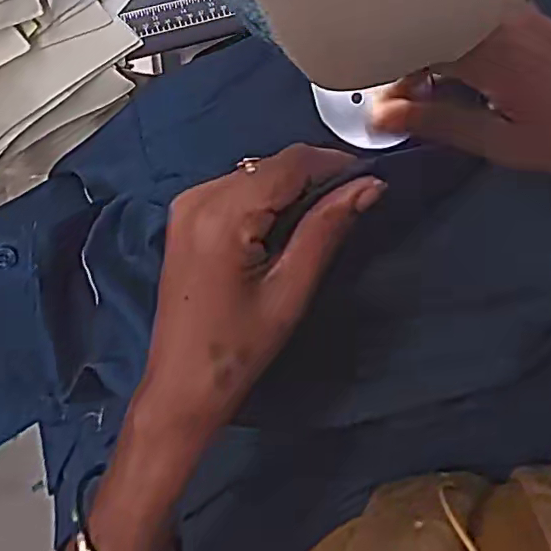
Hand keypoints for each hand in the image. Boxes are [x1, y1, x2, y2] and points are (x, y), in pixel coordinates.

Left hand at [134, 144, 386, 438]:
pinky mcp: (186, 212)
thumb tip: (369, 185)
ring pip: (257, 170)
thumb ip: (327, 227)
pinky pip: (239, 185)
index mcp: (222, 213)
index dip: (334, 163)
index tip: (369, 176)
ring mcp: (188, 201)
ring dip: (293, 183)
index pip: (290, 162)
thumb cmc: (237, 349)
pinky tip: (286, 221)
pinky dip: (268, 194)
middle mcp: (199, 196)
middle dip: (316, 174)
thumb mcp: (290, 289)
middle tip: (353, 197)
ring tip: (324, 212)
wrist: (180, 387)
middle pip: (272, 163)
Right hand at [369, 3, 550, 196]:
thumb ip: (436, 122)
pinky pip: (470, 17)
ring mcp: (513, 10)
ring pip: (448, 19)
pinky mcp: (523, 13)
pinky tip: (456, 71)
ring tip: (429, 88)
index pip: (417, 44)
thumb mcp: (498, 142)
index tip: (387, 104)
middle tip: (404, 100)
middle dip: (407, 60)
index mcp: (490, 48)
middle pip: (429, 25)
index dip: (393, 72)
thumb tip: (379, 116)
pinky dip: (452, 40)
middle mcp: (498, 17)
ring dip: (429, 48)